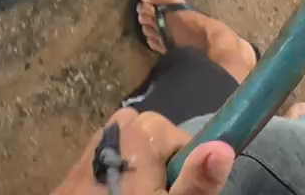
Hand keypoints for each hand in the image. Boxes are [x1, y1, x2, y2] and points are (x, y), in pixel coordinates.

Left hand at [49, 108, 234, 194]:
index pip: (186, 148)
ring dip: (138, 183)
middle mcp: (122, 120)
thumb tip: (225, 146)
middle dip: (159, 178)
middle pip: (161, 149)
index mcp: (147, 125)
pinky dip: (116, 185)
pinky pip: (113, 164)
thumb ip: (198, 180)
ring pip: (137, 157)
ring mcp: (98, 137)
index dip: (182, 178)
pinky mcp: (79, 159)